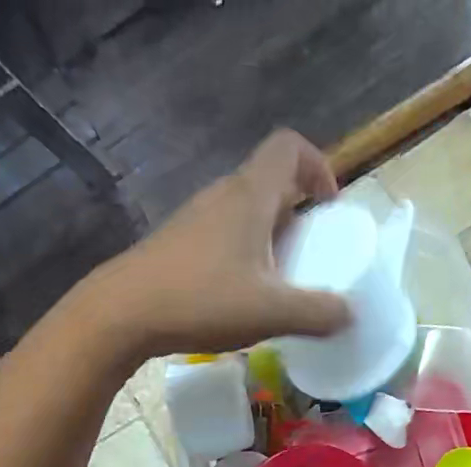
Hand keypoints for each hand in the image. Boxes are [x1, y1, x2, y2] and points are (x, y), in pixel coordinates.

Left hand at [61, 130, 352, 363]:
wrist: (120, 315)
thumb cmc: (200, 301)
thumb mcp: (270, 312)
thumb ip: (317, 313)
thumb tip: (350, 314)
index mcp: (249, 195)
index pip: (289, 147)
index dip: (317, 166)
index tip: (328, 206)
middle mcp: (219, 196)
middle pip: (265, 183)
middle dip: (294, 213)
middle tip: (305, 255)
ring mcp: (190, 221)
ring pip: (239, 214)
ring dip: (263, 238)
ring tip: (271, 282)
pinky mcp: (170, 247)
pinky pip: (215, 238)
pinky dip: (235, 256)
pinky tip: (232, 297)